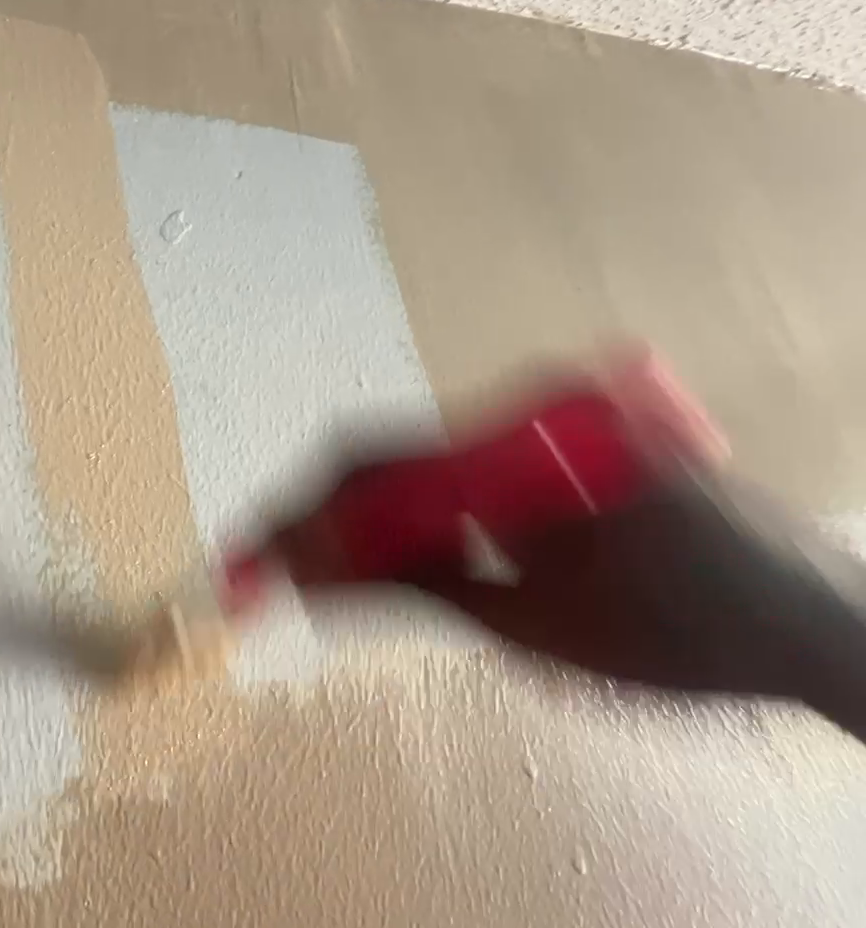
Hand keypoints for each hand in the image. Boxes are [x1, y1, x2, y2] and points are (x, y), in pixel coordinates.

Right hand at [280, 459, 865, 706]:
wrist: (813, 627)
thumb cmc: (682, 641)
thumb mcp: (529, 626)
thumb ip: (405, 585)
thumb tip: (298, 574)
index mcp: (523, 453)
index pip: (368, 470)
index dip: (297, 518)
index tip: (245, 561)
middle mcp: (524, 414)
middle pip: (378, 462)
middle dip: (315, 521)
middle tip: (263, 572)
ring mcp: (538, 420)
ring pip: (406, 465)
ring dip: (356, 521)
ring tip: (313, 570)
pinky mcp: (547, 436)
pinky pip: (448, 469)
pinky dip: (406, 514)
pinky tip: (378, 550)